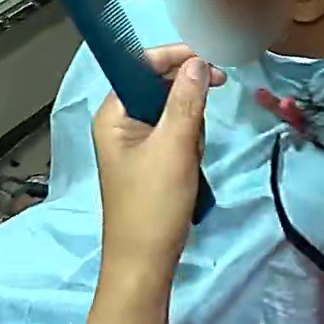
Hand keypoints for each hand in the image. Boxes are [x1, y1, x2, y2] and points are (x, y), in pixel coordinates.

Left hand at [91, 45, 225, 281]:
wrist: (145, 265)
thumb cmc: (154, 204)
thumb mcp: (174, 147)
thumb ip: (186, 99)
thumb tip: (198, 61)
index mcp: (113, 113)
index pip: (142, 65)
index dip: (175, 58)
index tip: (211, 63)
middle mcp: (120, 122)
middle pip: (160, 86)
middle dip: (187, 101)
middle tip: (202, 122)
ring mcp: (135, 141)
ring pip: (173, 110)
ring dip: (191, 126)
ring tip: (191, 155)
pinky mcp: (150, 158)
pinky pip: (175, 133)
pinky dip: (189, 142)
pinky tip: (191, 163)